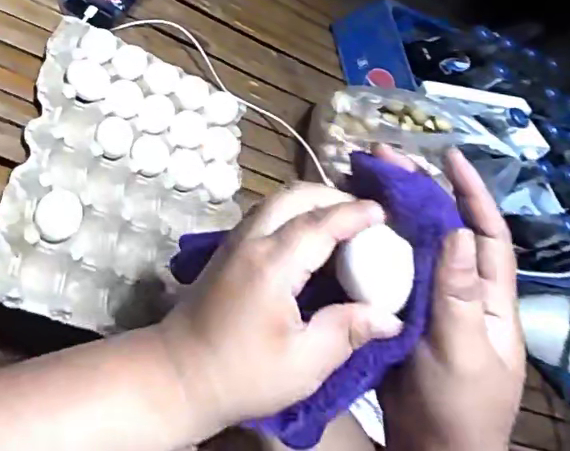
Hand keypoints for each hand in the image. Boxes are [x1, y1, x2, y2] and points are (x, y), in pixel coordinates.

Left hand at [158, 184, 404, 428]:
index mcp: (272, 263)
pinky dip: (293, 211)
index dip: (353, 213)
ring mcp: (236, 239)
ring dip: (310, 200)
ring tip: (341, 219)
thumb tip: (389, 316)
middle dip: (331, 196)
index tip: (383, 211)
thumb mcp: (303, 364)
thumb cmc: (243, 373)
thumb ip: (346, 331)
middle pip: (294, 196)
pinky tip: (309, 234)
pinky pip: (266, 213)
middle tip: (364, 214)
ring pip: (277, 200)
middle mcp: (252, 239)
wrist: (179, 372)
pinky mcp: (229, 247)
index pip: (319, 224)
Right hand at [377, 147, 525, 450]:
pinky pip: (390, 262)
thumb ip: (459, 295)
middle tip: (385, 157)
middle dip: (420, 188)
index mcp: (490, 297)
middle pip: (444, 226)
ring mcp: (430, 295)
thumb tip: (459, 230)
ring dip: (393, 207)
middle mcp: (461, 287)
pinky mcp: (402, 305)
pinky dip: (373, 236)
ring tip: (362, 176)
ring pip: (414, 240)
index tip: (450, 156)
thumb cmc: (459, 407)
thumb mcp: (462, 352)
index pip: (488, 233)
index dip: (472, 192)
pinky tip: (350, 220)